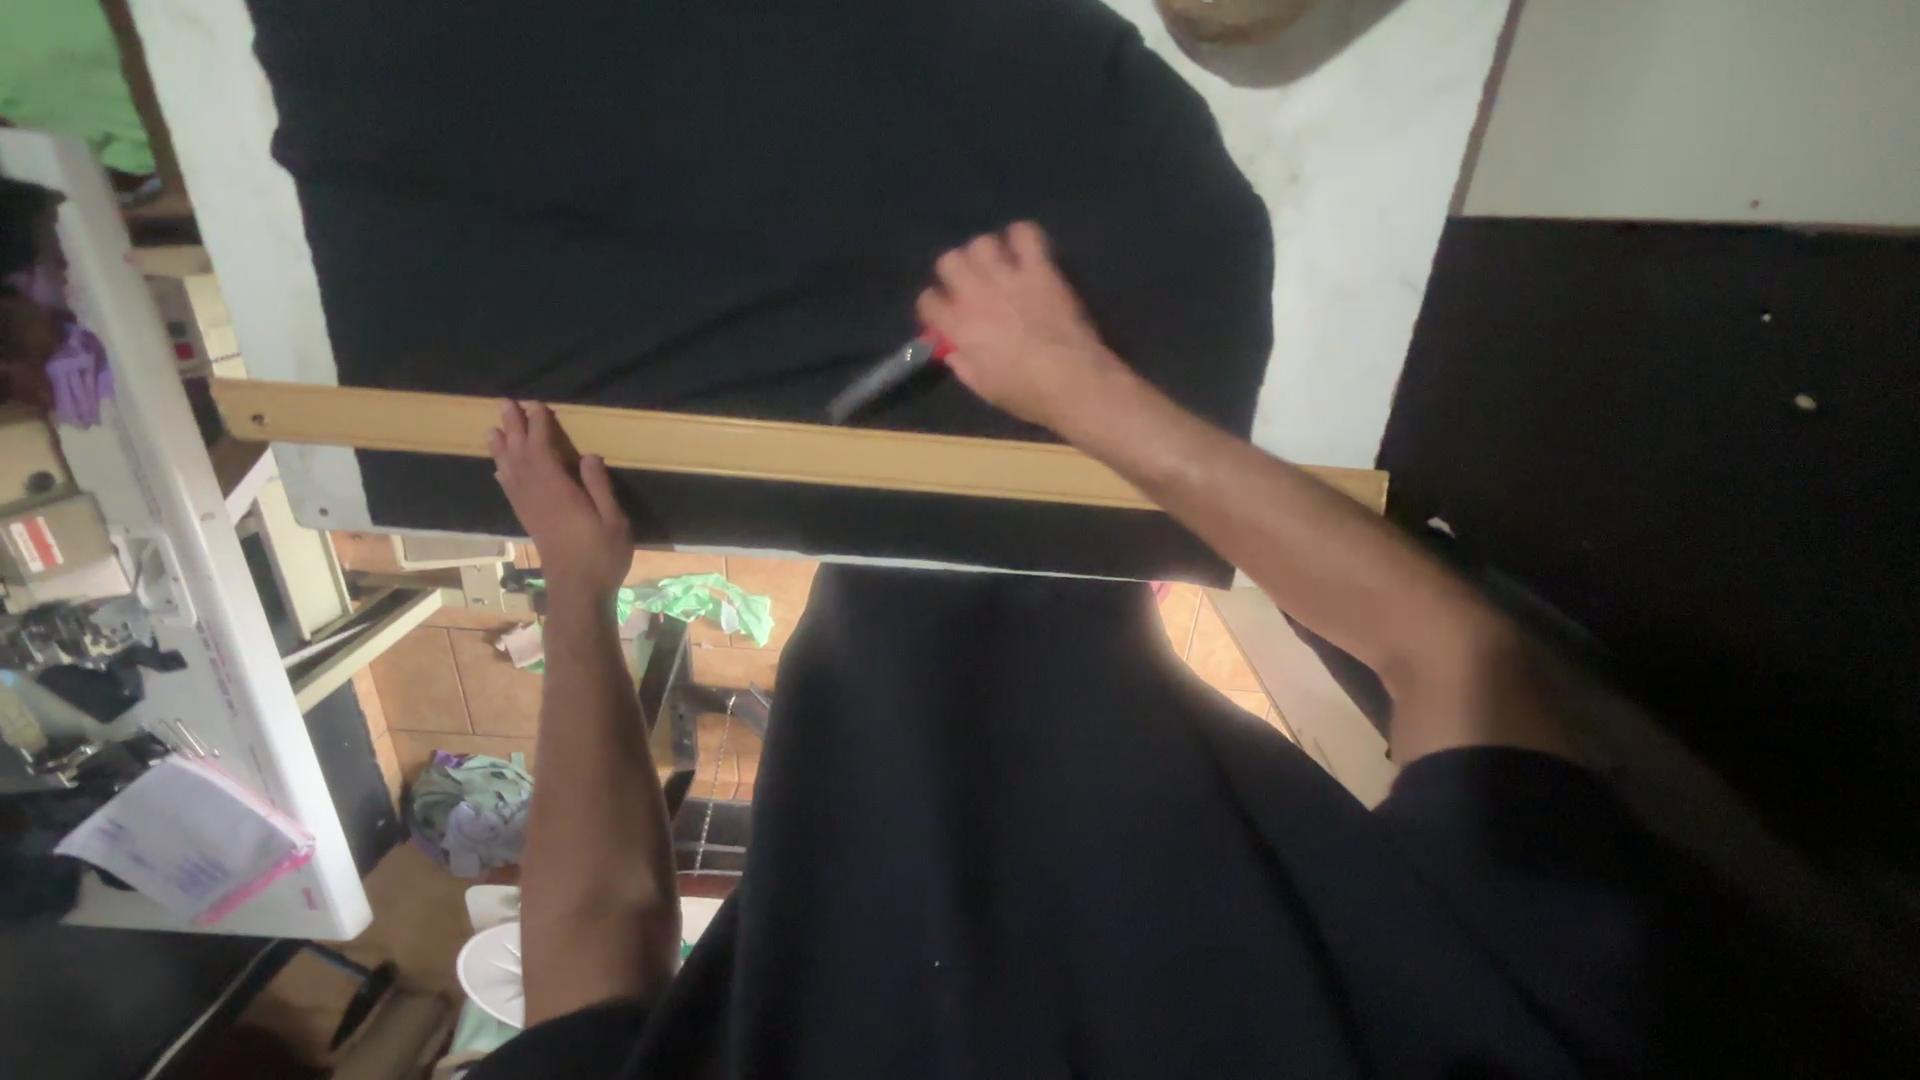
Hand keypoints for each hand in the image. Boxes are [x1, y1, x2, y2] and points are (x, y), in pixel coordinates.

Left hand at [488, 401, 631, 595]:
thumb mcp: (613, 520)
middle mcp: (536, 496)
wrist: (578, 591)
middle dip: (513, 428)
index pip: (543, 450)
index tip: (537, 405)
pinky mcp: (529, 520)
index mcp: (558, 491)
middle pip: (520, 455)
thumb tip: (588, 456)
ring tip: (492, 428)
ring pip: (509, 471)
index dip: (539, 427)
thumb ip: (599, 486)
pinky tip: (500, 467)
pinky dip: (503, 473)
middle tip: (504, 403)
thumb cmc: (602, 555)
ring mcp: (529, 509)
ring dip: (502, 447)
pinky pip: (510, 490)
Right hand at [916, 222, 1126, 432]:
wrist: (1073, 380)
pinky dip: (1021, 237)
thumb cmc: (1026, 394)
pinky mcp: (1040, 270)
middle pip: (948, 260)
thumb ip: (964, 365)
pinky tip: (1024, 251)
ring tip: (997, 266)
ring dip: (985, 253)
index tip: (944, 313)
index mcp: (959, 328)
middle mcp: (977, 295)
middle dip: (954, 271)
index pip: (928, 301)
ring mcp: (1009, 278)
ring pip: (981, 243)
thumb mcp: (985, 389)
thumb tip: (954, 351)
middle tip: (969, 284)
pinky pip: (1025, 234)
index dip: (933, 306)